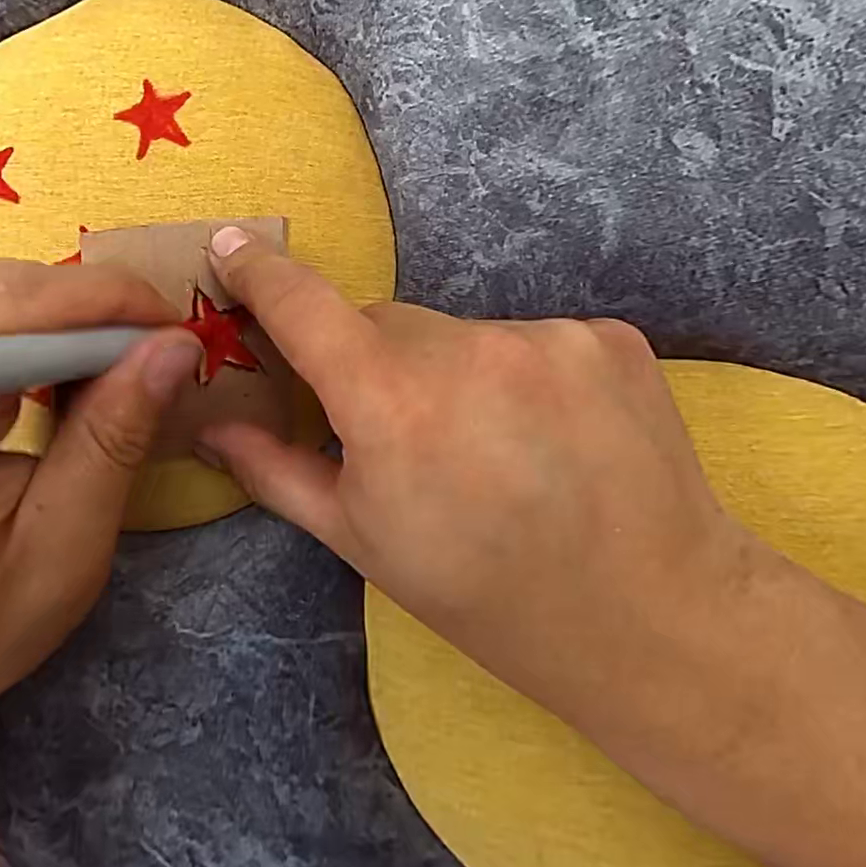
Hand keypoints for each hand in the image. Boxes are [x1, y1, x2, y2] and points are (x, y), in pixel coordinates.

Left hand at [0, 260, 202, 740]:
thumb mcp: (61, 552)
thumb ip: (113, 440)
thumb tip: (174, 347)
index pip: (1, 321)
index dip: (98, 303)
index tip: (173, 327)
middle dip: (83, 313)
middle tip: (152, 350)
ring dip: (52, 329)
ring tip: (110, 369)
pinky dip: (13, 350)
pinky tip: (49, 383)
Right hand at [196, 227, 756, 723]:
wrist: (652, 619)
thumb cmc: (481, 593)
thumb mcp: (361, 539)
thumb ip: (275, 470)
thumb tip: (213, 427)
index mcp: (392, 405)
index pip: (305, 308)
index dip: (261, 273)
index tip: (232, 247)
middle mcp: (469, 350)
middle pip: (383, 324)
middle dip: (369, 364)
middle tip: (398, 432)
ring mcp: (548, 336)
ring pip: (456, 334)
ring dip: (446, 372)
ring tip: (486, 445)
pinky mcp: (607, 336)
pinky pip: (525, 338)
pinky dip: (514, 373)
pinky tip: (544, 434)